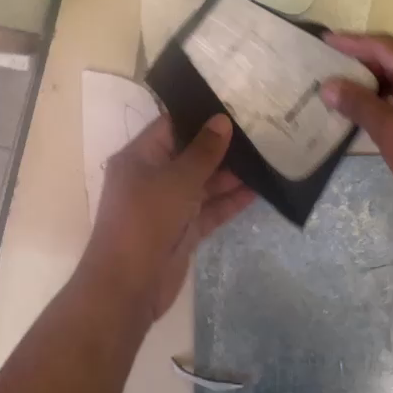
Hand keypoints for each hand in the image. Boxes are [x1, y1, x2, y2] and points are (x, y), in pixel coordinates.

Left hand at [80, 114, 254, 324]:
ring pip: (202, 183)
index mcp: (139, 157)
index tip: (233, 104)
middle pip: (190, 154)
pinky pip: (208, 209)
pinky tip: (257, 190)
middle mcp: (152, 177)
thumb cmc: (146, 221)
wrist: (127, 287)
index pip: (171, 125)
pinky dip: (229, 201)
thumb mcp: (177, 180)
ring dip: (230, 174)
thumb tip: (222, 120)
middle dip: (221, 145)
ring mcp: (168, 206)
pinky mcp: (182, 231)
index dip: (199, 115)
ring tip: (265, 157)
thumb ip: (204, 151)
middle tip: (258, 130)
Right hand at [321, 33, 392, 223]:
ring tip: (341, 87)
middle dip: (360, 61)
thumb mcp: (389, 129)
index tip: (324, 40)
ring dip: (372, 81)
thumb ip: (358, 102)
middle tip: (328, 65)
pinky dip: (387, 96)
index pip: (384, 46)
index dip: (352, 42)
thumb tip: (329, 86)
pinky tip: (367, 108)